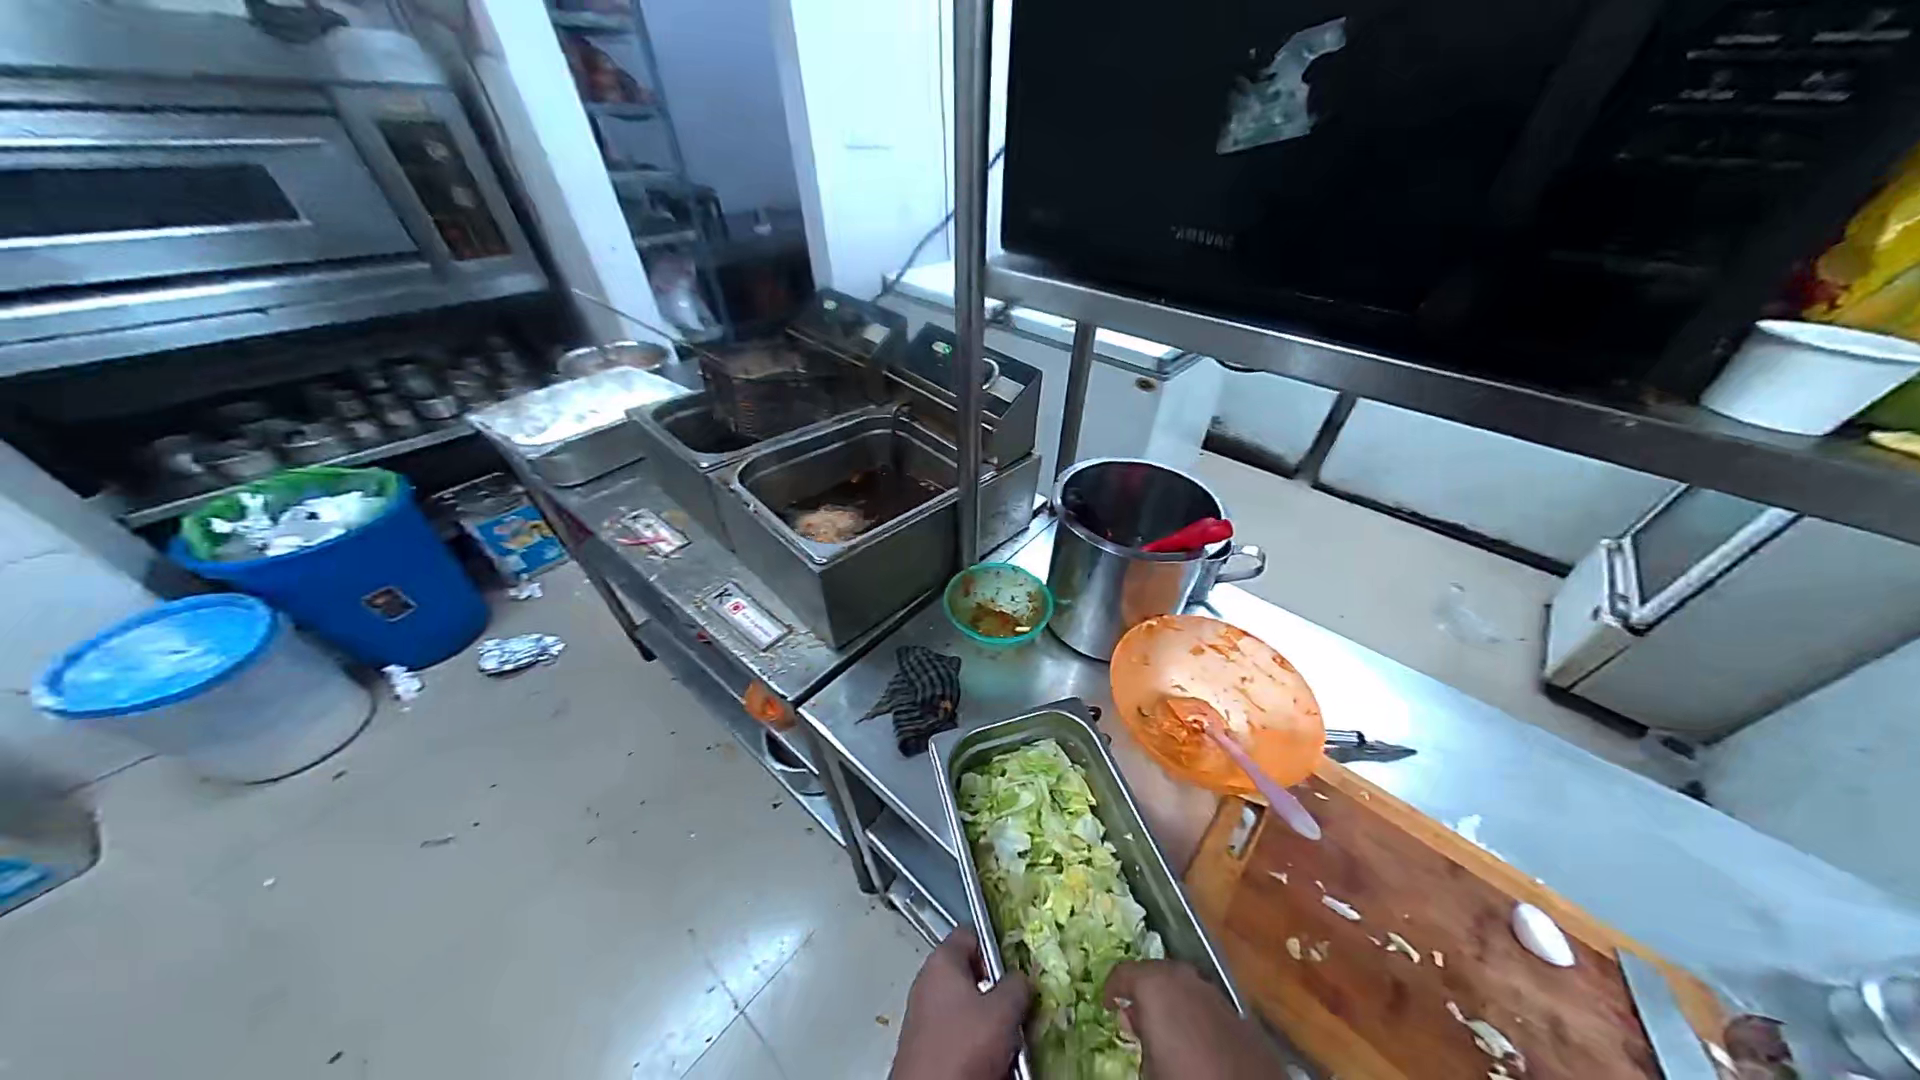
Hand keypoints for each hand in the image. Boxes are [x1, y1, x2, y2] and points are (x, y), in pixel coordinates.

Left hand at [890, 926, 1032, 1079]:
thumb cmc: (963, 1047)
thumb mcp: (1003, 1011)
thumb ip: (1017, 985)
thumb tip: (1021, 977)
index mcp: (941, 961)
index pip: (970, 934)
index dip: (996, 945)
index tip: (1017, 965)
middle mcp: (928, 983)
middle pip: (972, 974)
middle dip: (999, 991)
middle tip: (1020, 1007)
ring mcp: (925, 1017)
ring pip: (969, 1009)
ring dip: (992, 1022)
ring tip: (1011, 1040)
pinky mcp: (927, 1048)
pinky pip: (960, 1035)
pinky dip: (978, 1044)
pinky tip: (993, 1061)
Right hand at [1104, 960, 1286, 1079]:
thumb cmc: (1184, 1078)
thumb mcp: (1148, 1069)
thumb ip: (1137, 1036)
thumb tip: (1135, 1023)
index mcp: (1154, 984)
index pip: (1122, 973)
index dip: (1111, 990)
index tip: (1108, 1008)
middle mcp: (1183, 977)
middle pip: (1153, 974)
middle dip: (1141, 992)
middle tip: (1134, 1019)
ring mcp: (1212, 991)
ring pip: (1180, 985)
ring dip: (1169, 1001)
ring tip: (1164, 1030)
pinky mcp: (1236, 1012)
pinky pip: (1203, 1003)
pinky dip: (1193, 1013)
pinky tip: (1194, 1040)